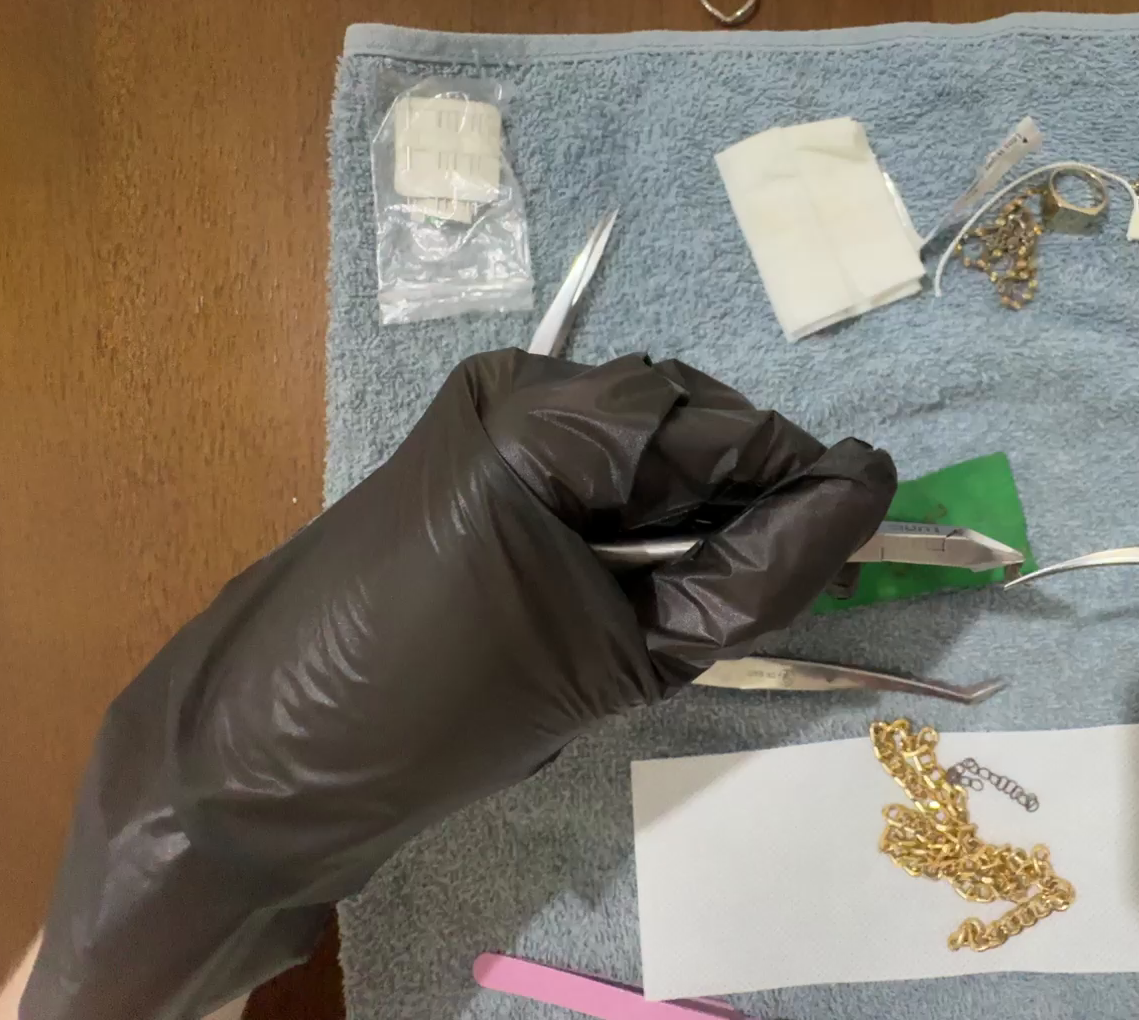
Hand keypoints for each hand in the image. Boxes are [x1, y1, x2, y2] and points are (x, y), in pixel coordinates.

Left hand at [22, 351, 895, 1019]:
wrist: (268, 754)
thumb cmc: (447, 714)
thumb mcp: (630, 659)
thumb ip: (757, 575)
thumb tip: (856, 501)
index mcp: (550, 428)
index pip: (722, 426)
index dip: (806, 468)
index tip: (871, 509)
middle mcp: (523, 384)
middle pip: (691, 417)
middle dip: (751, 490)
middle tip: (790, 564)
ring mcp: (494, 400)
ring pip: (653, 434)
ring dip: (701, 500)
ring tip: (711, 578)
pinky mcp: (482, 433)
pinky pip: (604, 451)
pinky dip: (649, 503)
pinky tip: (648, 558)